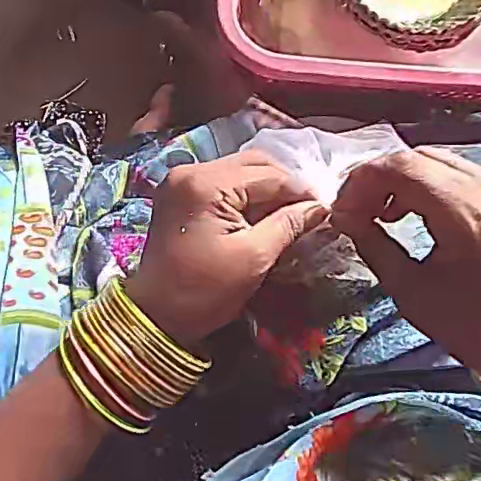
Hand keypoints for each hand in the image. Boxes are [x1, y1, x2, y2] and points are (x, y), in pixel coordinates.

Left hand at [126, 153, 328, 347]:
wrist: (154, 316)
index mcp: (206, 183)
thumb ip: (288, 225)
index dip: (301, 192)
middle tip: (309, 210)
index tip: (325, 210)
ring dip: (267, 189)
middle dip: (285, 185)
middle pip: (253, 164)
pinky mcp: (179, 193)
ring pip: (240, 171)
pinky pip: (223, 182)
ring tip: (290, 213)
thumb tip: (320, 207)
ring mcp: (181, 180)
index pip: (268, 175)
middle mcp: (190, 170)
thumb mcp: (253, 258)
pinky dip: (246, 195)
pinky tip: (263, 214)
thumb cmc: (203, 292)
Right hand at [330, 147, 480, 387]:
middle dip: (376, 178)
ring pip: (436, 159)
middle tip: (355, 210)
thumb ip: (375, 245)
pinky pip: (456, 172)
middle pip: (416, 156)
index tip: (342, 212)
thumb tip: (345, 218)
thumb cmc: (474, 327)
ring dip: (399, 180)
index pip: (401, 168)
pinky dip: (424, 184)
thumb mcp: (411, 291)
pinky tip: (411, 212)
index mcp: (467, 216)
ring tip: (379, 213)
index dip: (361, 183)